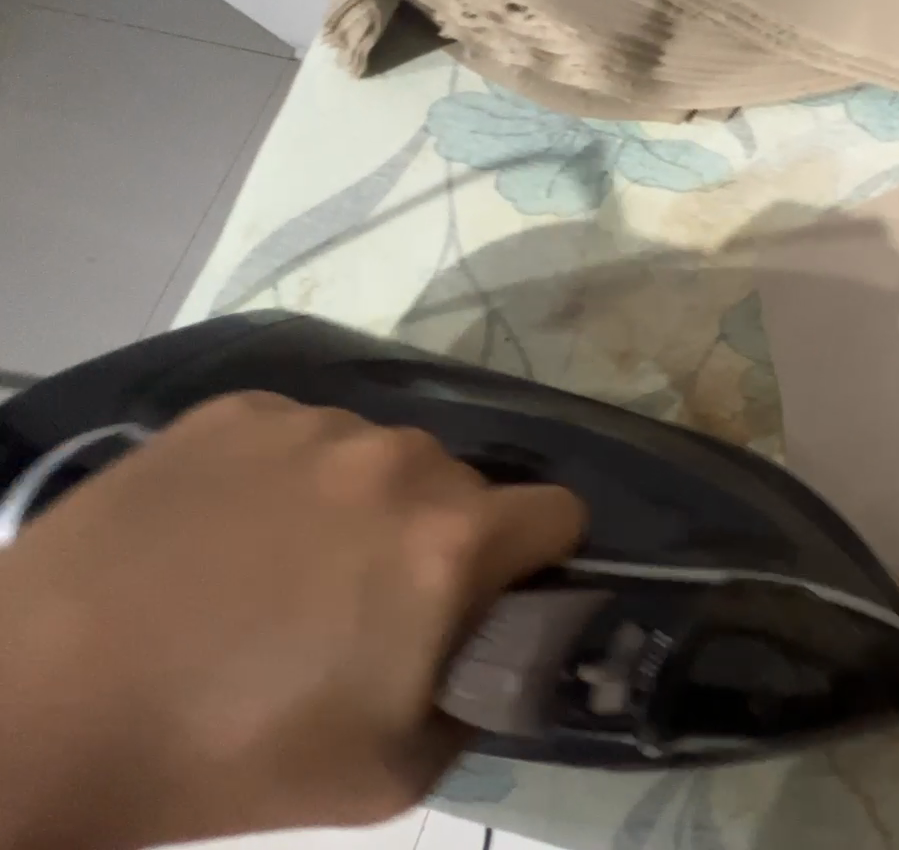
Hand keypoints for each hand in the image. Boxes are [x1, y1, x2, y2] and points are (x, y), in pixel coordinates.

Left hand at [0, 392, 585, 849]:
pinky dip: (294, 474)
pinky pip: (308, 433)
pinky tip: (235, 528)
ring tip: (288, 562)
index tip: (490, 591)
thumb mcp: (397, 768)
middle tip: (369, 596)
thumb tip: (513, 651)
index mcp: (455, 541)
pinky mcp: (239, 413)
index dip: (537, 556)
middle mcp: (405, 462)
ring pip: (391, 455)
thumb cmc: (225, 756)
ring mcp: (318, 428)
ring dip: (369, 501)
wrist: (11, 725)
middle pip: (469, 486)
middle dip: (444, 533)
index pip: (561, 513)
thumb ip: (486, 697)